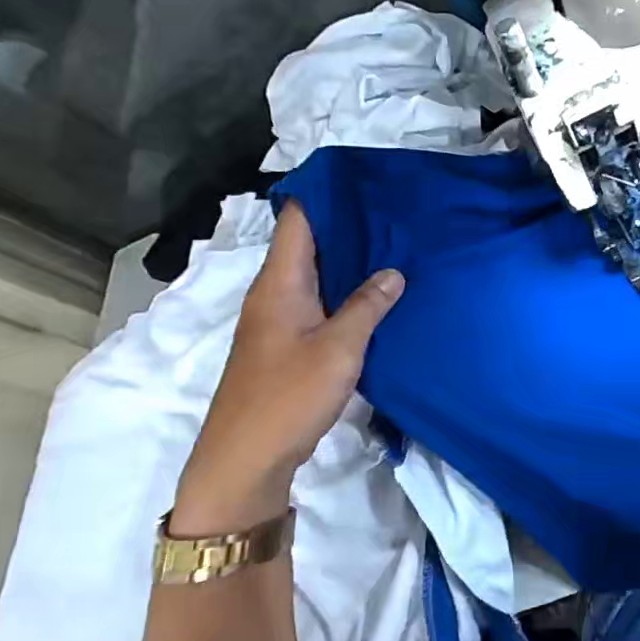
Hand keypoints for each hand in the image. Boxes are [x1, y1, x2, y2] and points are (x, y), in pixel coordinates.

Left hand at [173, 202, 403, 533]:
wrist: (245, 459)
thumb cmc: (288, 396)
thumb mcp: (339, 348)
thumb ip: (367, 306)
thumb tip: (393, 271)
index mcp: (280, 282)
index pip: (298, 218)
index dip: (327, 194)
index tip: (366, 181)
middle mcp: (273, 293)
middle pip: (308, 244)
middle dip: (347, 226)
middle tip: (394, 213)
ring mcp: (277, 320)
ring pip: (314, 275)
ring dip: (347, 261)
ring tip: (392, 246)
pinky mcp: (285, 345)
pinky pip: (317, 303)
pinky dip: (342, 292)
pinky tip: (373, 296)